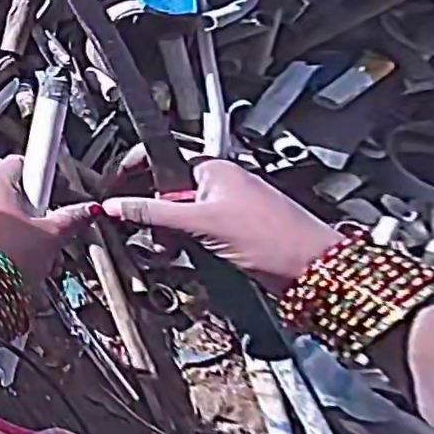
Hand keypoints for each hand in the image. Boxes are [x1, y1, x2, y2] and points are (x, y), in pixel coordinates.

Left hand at [0, 156, 98, 282]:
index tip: (57, 179)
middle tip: (59, 225)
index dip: (42, 168)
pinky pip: (11, 237)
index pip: (18, 162)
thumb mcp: (50, 236)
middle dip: (46, 212)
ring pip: (20, 219)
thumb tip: (88, 210)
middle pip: (23, 194)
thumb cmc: (8, 259)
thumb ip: (71, 219)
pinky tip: (40, 265)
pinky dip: (28, 247)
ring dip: (40, 235)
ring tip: (50, 253)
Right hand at [102, 159, 343, 292]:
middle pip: (160, 187)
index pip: (154, 157)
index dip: (128, 171)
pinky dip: (179, 240)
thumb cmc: (274, 239)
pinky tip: (177, 251)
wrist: (323, 276)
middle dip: (144, 207)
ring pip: (173, 211)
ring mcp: (222, 207)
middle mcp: (215, 183)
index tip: (110, 188)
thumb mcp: (202, 223)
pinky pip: (189, 229)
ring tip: (162, 245)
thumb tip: (112, 205)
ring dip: (162, 229)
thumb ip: (151, 212)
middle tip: (131, 223)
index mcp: (210, 167)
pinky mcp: (229, 231)